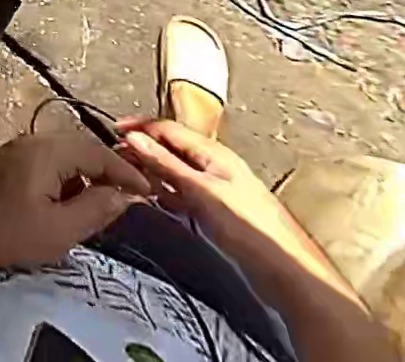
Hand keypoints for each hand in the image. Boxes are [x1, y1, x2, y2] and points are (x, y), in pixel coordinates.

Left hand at [0, 132, 148, 269]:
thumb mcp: (61, 229)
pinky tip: (74, 198)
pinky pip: (50, 159)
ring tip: (108, 198)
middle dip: (110, 168)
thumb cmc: (9, 232)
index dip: (126, 171)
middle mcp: (35, 141)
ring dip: (89, 171)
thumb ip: (97, 209)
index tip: (148, 191)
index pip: (97, 152)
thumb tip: (125, 195)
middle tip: (133, 192)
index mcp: (48, 152)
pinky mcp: (12, 160)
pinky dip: (70, 174)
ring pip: (66, 152)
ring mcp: (21, 148)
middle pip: (82, 146)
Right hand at [116, 118, 346, 291]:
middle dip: (143, 148)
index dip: (140, 127)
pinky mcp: (216, 211)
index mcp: (213, 152)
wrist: (289, 277)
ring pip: (175, 170)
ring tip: (129, 175)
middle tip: (117, 156)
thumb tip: (135, 137)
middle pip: (170, 147)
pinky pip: (182, 192)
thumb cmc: (254, 231)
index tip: (115, 132)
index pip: (168, 128)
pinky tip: (154, 198)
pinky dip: (165, 191)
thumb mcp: (201, 191)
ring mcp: (215, 188)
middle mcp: (214, 166)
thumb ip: (165, 163)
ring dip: (152, 170)